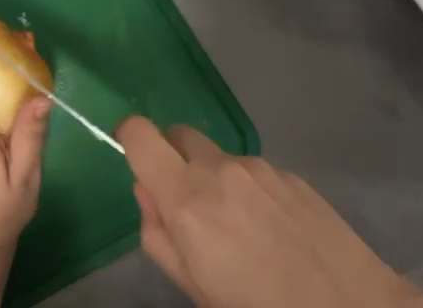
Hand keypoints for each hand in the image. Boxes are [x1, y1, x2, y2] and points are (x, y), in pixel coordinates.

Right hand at [119, 117, 422, 307]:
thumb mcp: (196, 289)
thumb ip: (159, 236)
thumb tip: (148, 194)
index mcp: (186, 198)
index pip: (139, 134)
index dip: (128, 137)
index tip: (133, 157)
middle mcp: (219, 169)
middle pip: (178, 134)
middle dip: (174, 159)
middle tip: (189, 205)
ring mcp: (260, 168)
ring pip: (219, 156)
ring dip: (215, 179)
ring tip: (242, 231)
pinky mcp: (294, 176)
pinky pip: (255, 172)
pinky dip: (251, 191)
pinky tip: (276, 234)